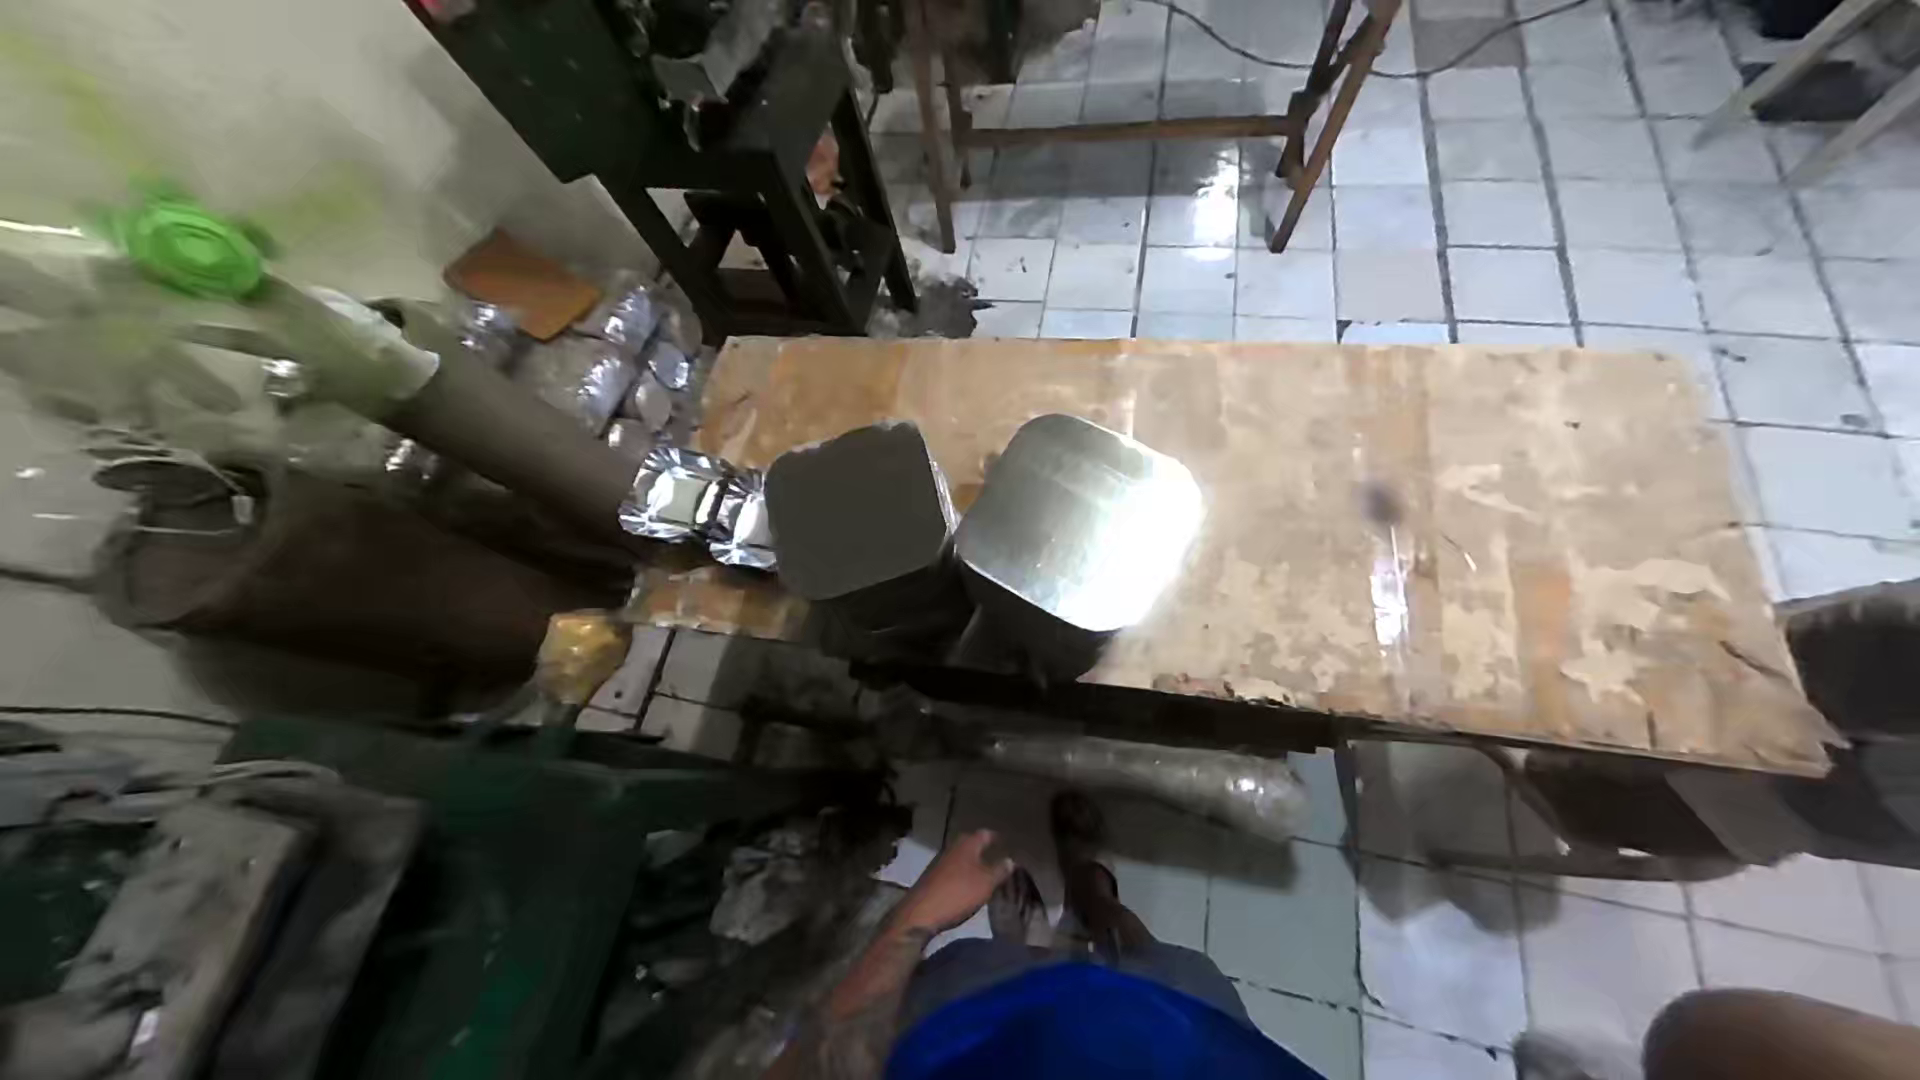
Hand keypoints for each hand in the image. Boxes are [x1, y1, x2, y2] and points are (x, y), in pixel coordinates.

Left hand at [889, 829, 1015, 934]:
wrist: (921, 912)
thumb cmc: (958, 893)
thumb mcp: (986, 883)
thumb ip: (999, 870)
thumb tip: (1010, 859)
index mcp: (967, 844)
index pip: (985, 834)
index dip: (995, 837)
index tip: (1004, 841)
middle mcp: (953, 847)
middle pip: (971, 843)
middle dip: (983, 849)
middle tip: (996, 857)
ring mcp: (940, 861)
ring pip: (961, 857)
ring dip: (972, 862)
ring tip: (984, 872)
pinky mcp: (932, 876)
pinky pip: (953, 869)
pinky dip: (962, 873)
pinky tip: (966, 885)